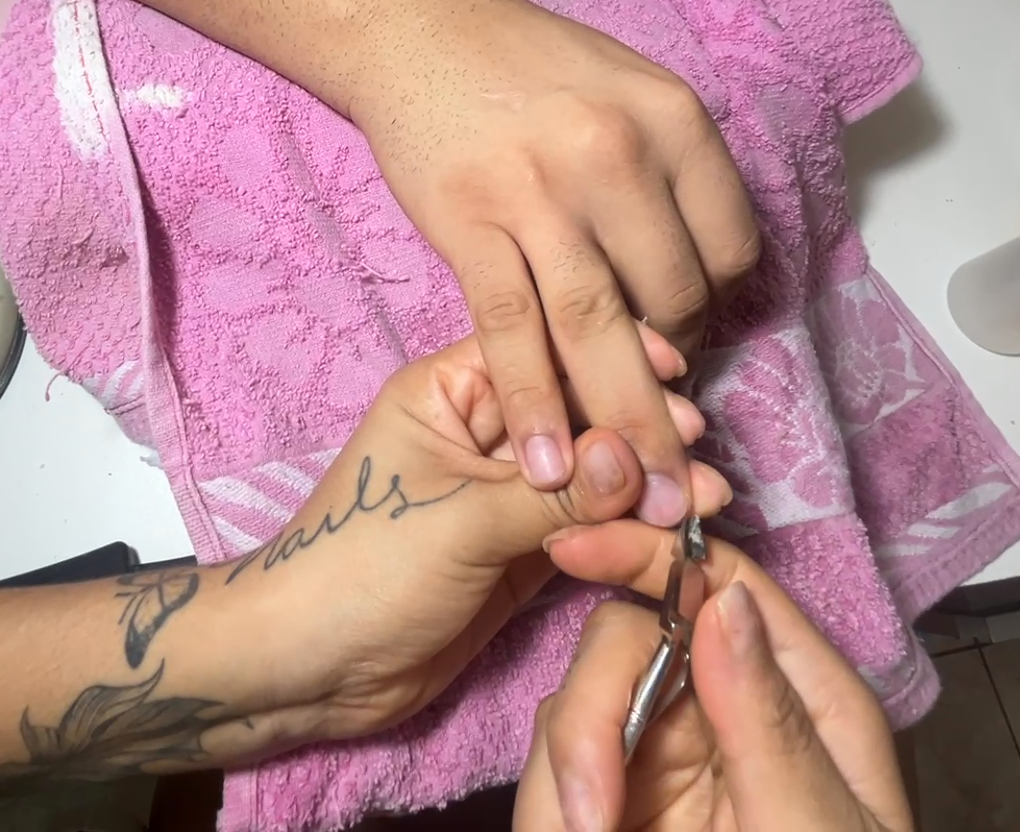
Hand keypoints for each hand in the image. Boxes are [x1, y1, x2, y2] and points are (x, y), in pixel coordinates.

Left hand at [229, 327, 729, 744]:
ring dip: (642, 485)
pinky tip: (675, 531)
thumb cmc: (366, 565)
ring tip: (704, 499)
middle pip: (573, 413)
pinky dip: (627, 529)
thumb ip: (553, 494)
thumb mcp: (460, 521)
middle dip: (635, 429)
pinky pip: (584, 526)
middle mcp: (483, 428)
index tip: (672, 375)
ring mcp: (506, 489)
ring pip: (587, 473)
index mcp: (451, 389)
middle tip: (696, 450)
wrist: (315, 666)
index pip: (538, 353)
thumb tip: (639, 455)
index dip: (604, 361)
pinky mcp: (522, 545)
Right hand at [347, 0, 757, 526]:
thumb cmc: (522, 64)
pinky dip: (532, 401)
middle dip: (674, 391)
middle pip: (671, 301)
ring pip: (596, 328)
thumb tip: (680, 269)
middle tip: (682, 466)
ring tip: (639, 497)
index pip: (728, 249)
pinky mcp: (472, 226)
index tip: (682, 349)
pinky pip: (512, 327)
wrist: (415, 31)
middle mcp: (619, 157)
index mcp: (675, 120)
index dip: (714, 316)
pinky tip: (543, 461)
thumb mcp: (624, 87)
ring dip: (621, 422)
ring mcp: (542, 194)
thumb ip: (666, 171)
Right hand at [513, 523, 911, 831]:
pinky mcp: (610, 787)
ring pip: (577, 697)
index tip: (573, 546)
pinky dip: (556, 802)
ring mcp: (658, 744)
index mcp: (793, 691)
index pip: (716, 578)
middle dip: (595, 711)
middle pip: (625, 635)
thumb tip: (719, 595)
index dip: (644, 549)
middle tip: (594, 814)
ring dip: (572, 774)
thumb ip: (771, 720)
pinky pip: (556, 758)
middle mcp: (717, 699)